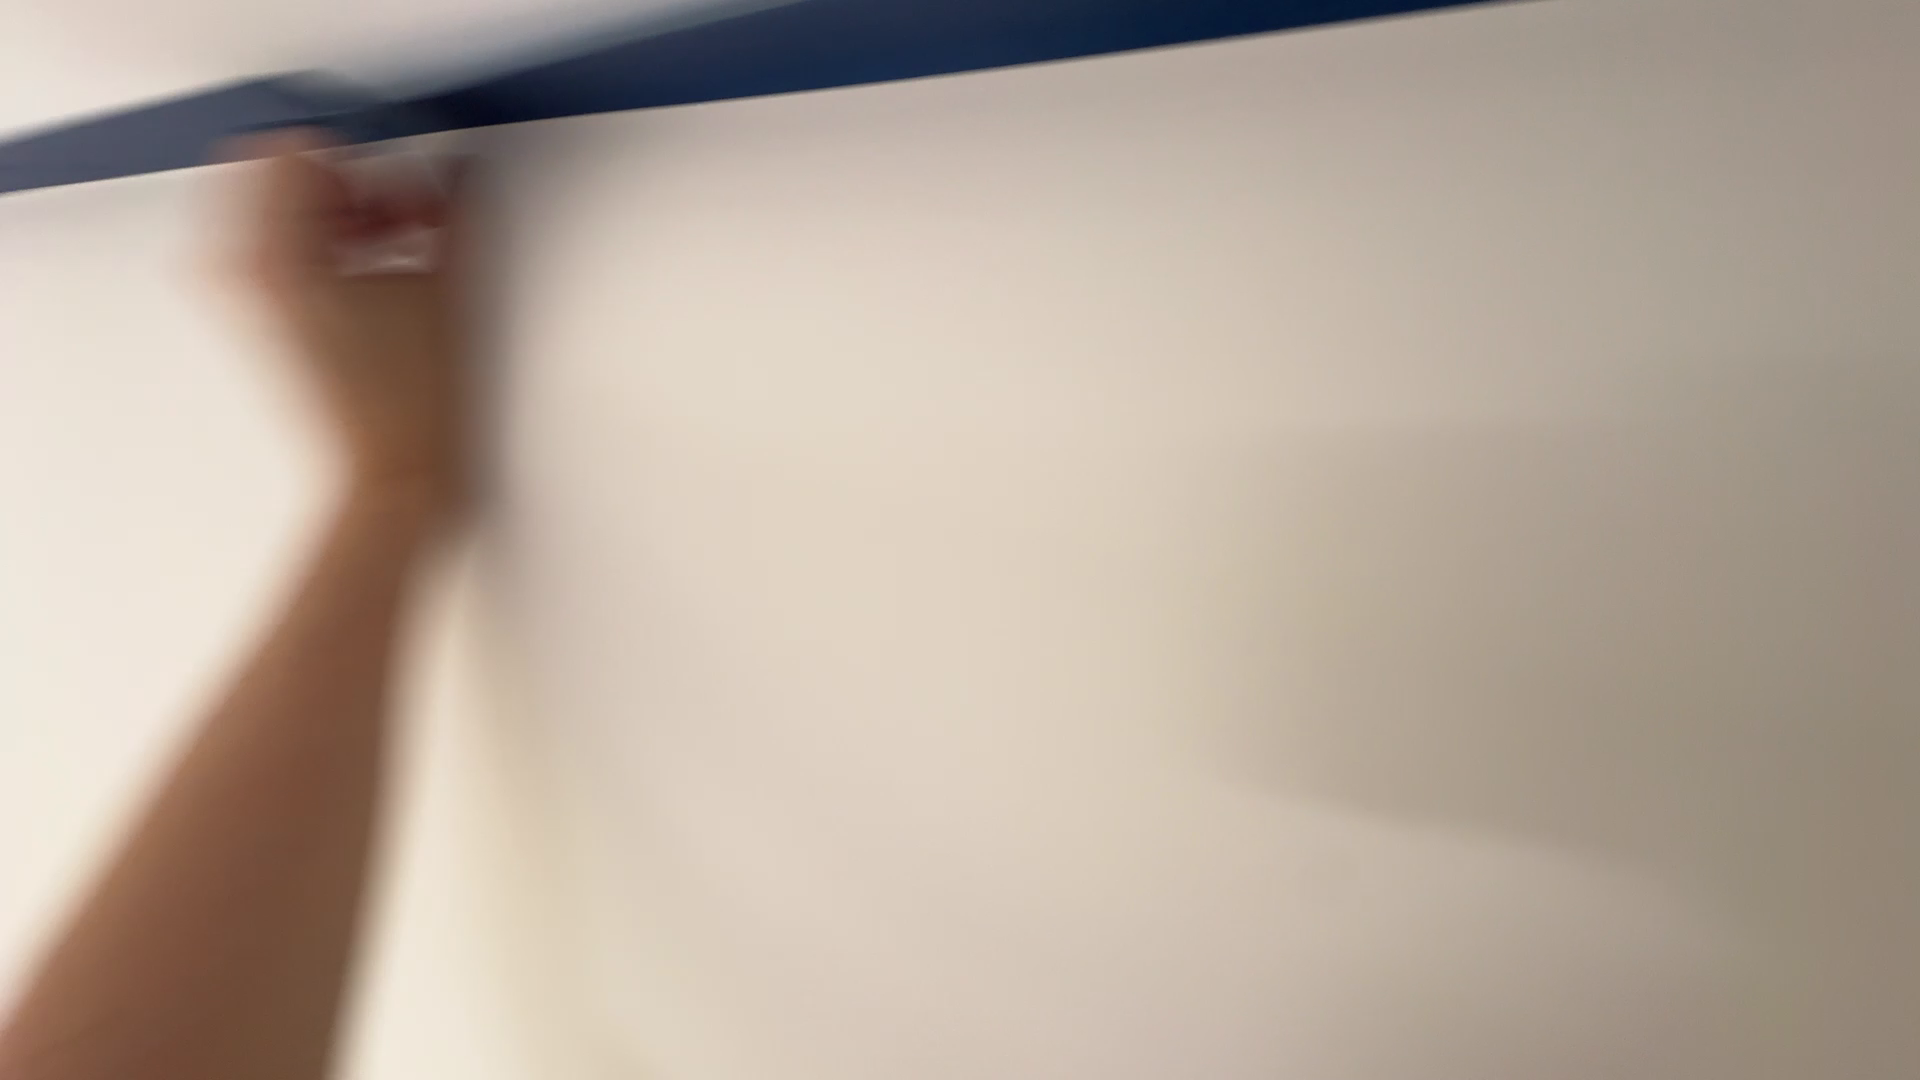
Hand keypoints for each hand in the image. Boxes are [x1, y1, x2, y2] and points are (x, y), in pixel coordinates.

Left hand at [225, 129, 475, 531]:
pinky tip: (386, 284)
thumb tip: (459, 176)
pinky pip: (289, 252)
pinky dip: (335, 250)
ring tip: (403, 255)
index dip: (365, 166)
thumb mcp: (446, 296)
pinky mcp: (270, 319)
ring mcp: (251, 296)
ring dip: (347, 219)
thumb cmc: (413, 403)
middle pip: (283, 179)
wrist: (398, 474)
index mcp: (273, 255)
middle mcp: (242, 268)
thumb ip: (453, 220)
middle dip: (354, 189)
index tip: (409, 198)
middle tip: (409, 223)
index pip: (297, 152)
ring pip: (286, 215)